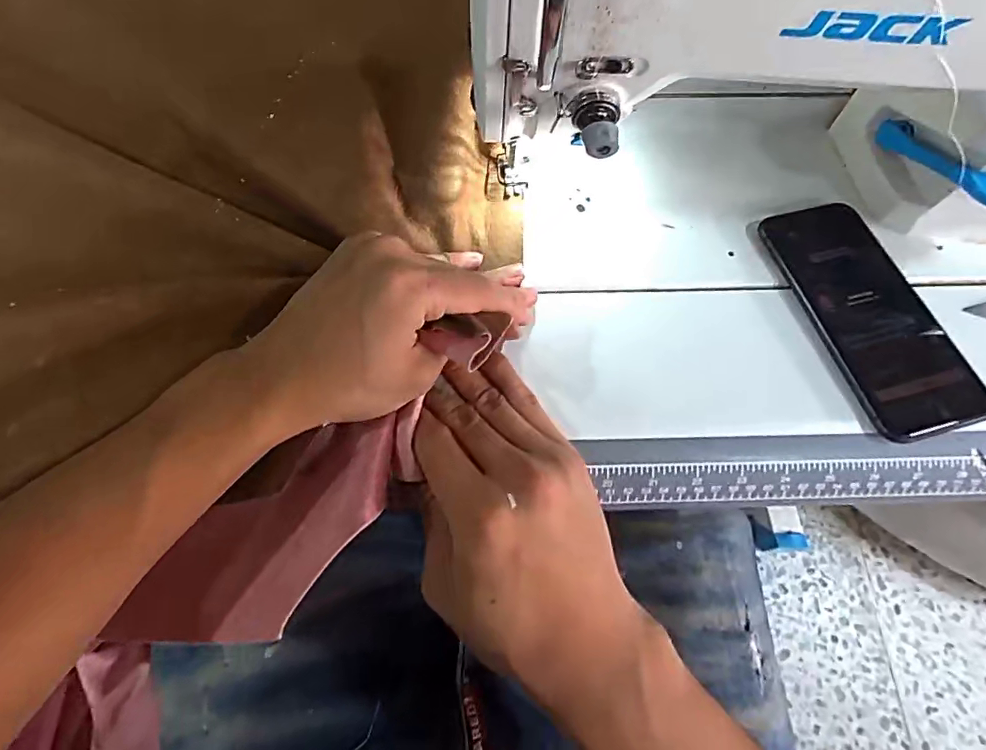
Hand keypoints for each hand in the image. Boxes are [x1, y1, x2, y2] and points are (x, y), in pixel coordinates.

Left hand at [237, 233, 536, 432]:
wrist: (277, 374)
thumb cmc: (346, 383)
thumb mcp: (413, 375)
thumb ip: (450, 345)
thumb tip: (470, 330)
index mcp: (410, 284)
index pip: (473, 291)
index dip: (505, 300)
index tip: (532, 303)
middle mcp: (393, 252)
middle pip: (454, 273)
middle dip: (487, 288)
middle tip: (523, 290)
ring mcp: (370, 246)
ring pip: (430, 263)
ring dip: (459, 276)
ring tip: (501, 275)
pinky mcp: (355, 250)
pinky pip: (405, 259)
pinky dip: (429, 269)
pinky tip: (455, 264)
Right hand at [414, 355, 658, 723]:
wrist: (588, 636)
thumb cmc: (508, 624)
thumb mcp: (444, 582)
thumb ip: (430, 517)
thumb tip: (421, 466)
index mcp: (479, 513)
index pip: (434, 442)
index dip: (412, 416)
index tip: (397, 398)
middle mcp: (516, 476)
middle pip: (464, 416)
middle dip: (436, 389)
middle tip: (415, 363)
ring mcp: (549, 461)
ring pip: (497, 403)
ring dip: (467, 375)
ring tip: (444, 349)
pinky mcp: (569, 456)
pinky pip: (531, 407)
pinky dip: (507, 380)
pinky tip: (487, 358)